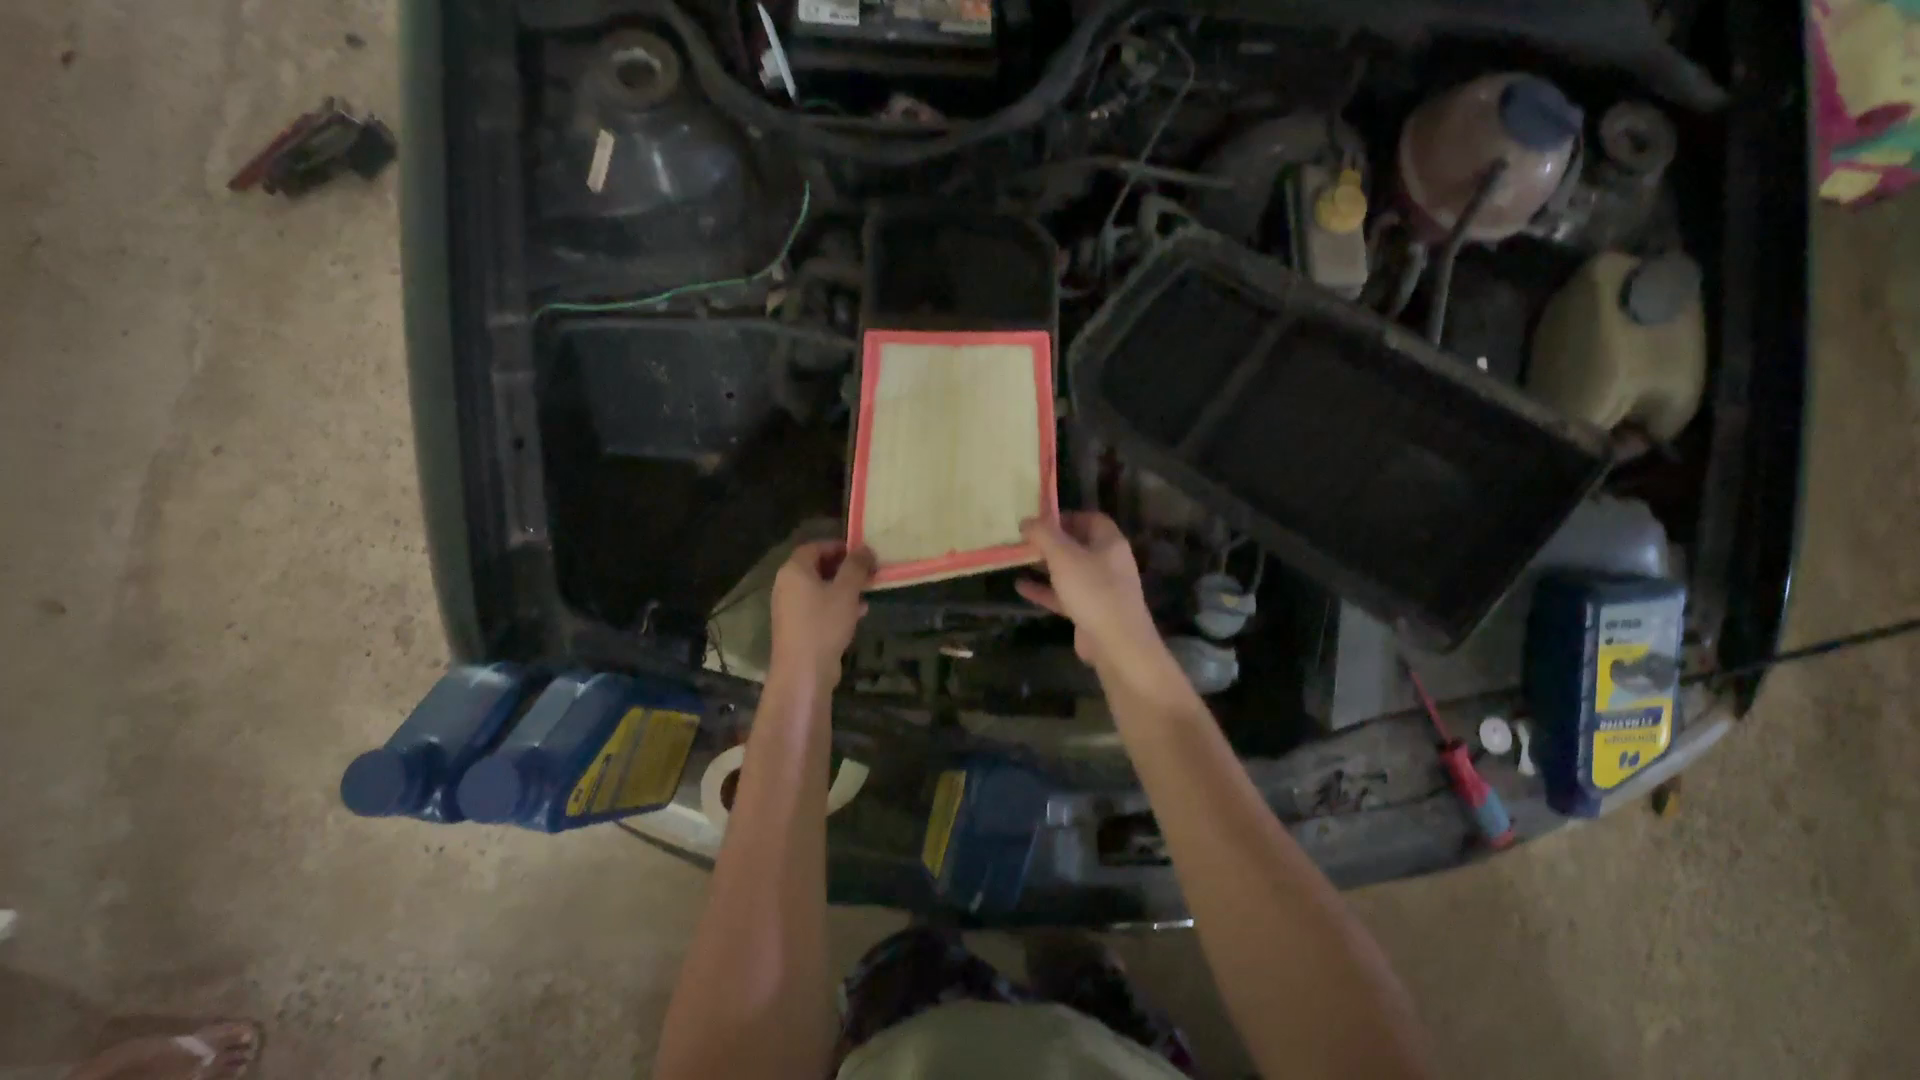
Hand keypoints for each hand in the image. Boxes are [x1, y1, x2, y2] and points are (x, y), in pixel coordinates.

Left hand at [769, 540, 875, 688]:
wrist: (803, 670)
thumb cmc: (824, 623)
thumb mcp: (846, 591)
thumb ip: (856, 566)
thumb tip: (865, 548)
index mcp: (794, 570)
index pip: (814, 547)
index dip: (838, 546)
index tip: (861, 553)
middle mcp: (787, 585)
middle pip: (816, 567)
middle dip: (844, 568)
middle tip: (867, 571)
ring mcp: (790, 607)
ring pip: (819, 589)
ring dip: (843, 587)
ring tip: (867, 591)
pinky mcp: (797, 626)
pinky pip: (818, 607)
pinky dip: (836, 605)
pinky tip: (858, 612)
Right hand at [1016, 513, 1161, 670]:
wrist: (1116, 643)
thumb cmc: (1093, 590)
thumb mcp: (1064, 556)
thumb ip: (1044, 535)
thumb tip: (1027, 521)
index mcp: (1110, 543)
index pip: (1091, 519)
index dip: (1067, 516)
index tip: (1041, 520)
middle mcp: (1109, 563)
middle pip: (1079, 545)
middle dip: (1052, 543)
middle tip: (1025, 540)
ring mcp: (1100, 589)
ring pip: (1070, 571)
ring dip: (1046, 567)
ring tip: (1018, 560)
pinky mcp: (1090, 612)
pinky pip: (1065, 595)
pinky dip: (1045, 590)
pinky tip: (1020, 587)